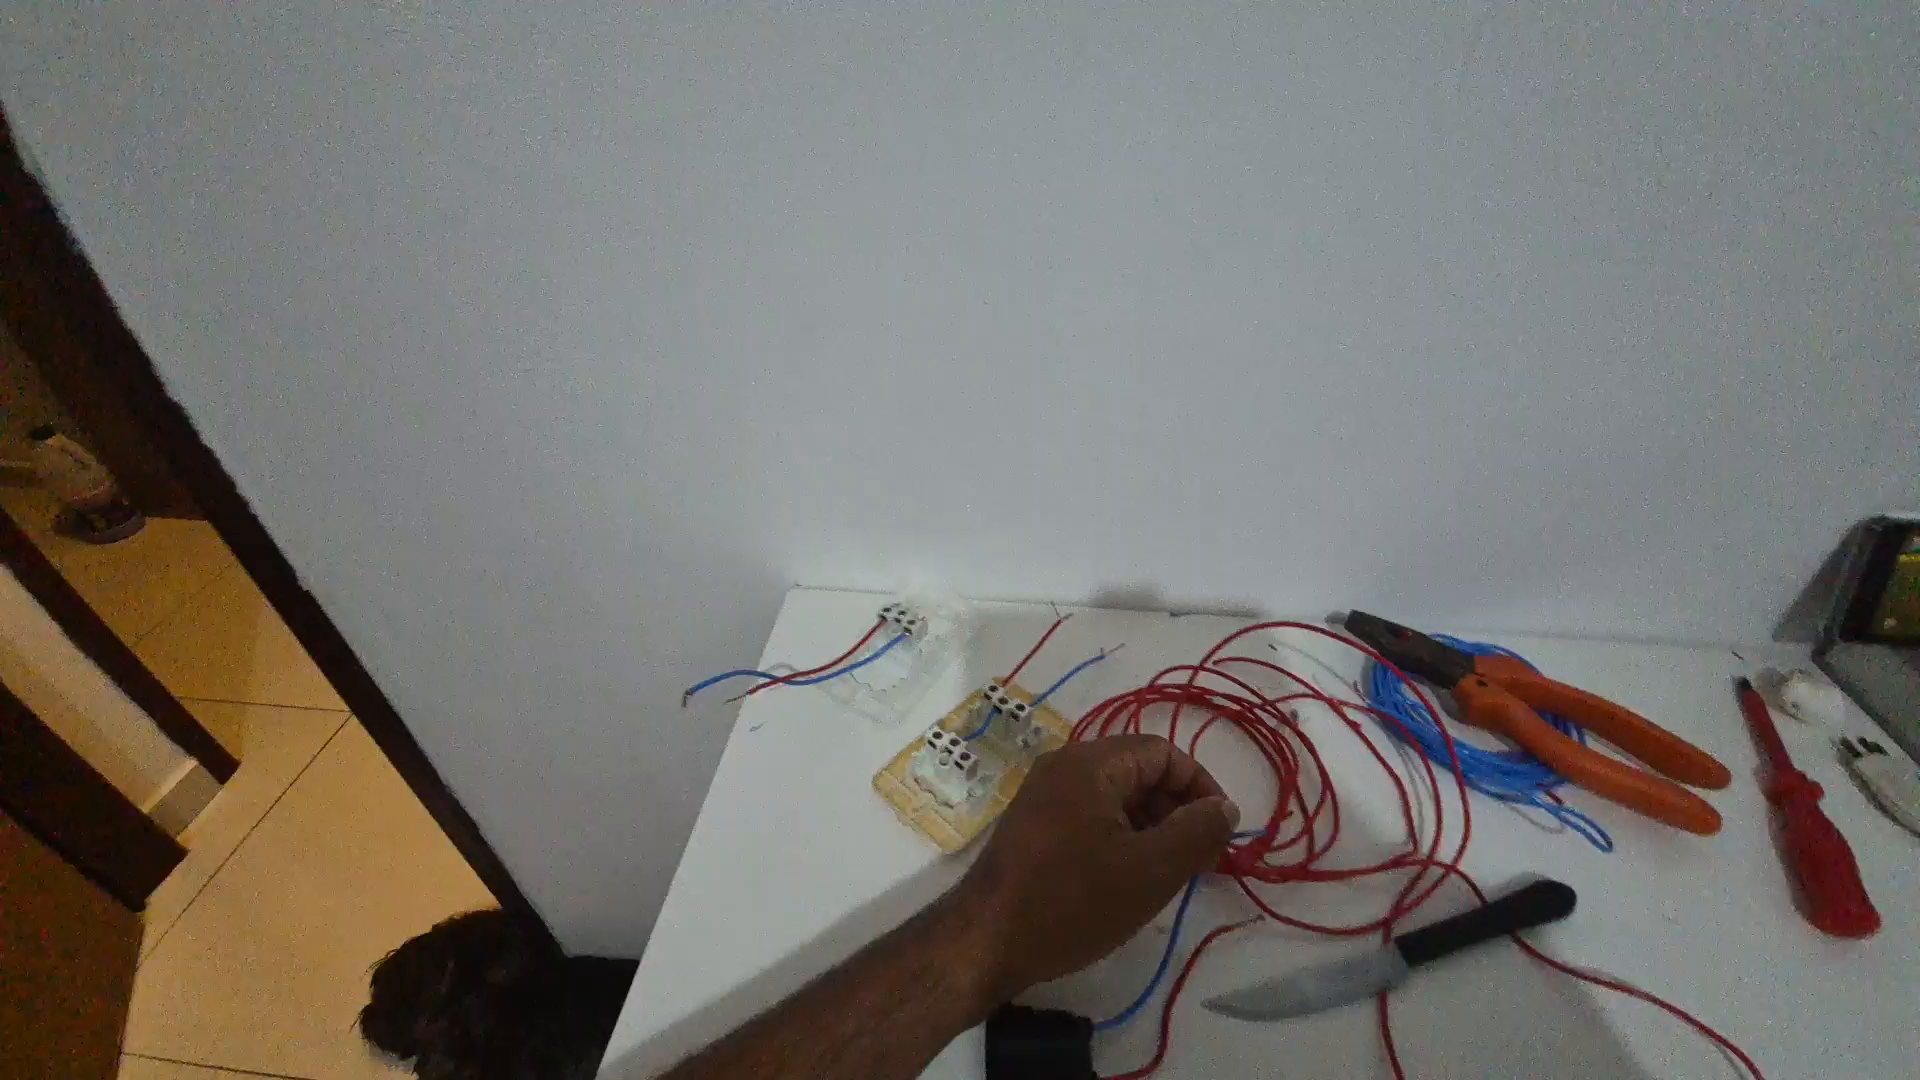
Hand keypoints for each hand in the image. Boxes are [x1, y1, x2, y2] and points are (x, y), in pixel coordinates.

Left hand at [955, 735, 1239, 1000]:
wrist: (985, 939)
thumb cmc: (1071, 900)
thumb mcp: (1148, 870)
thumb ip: (1195, 833)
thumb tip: (1225, 806)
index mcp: (1090, 762)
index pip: (1161, 752)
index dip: (1200, 786)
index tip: (1222, 832)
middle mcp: (1063, 765)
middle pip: (1137, 771)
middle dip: (1176, 810)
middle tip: (1202, 861)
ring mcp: (1044, 793)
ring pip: (1114, 796)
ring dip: (1150, 826)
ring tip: (1170, 875)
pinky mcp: (1034, 823)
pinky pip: (1089, 814)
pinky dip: (1120, 837)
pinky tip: (1129, 878)